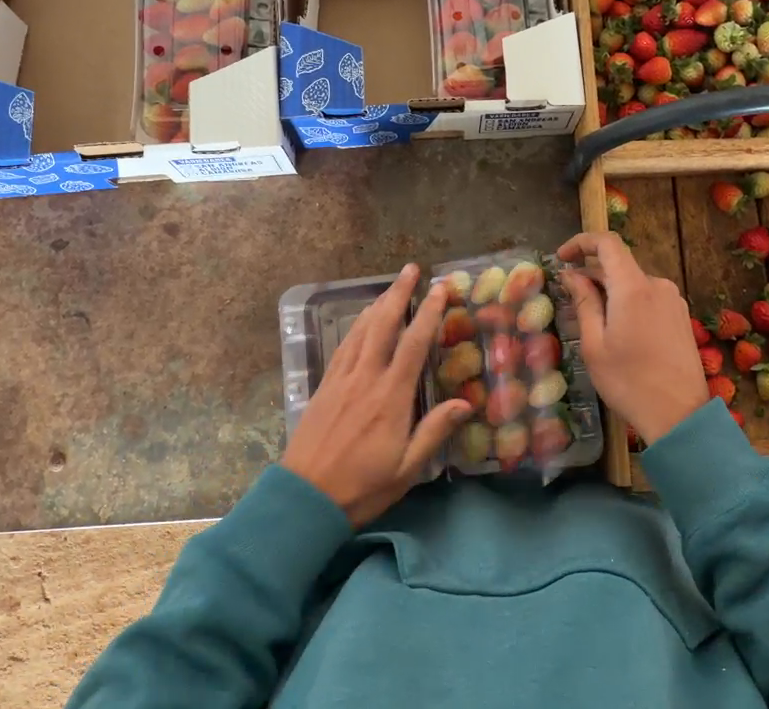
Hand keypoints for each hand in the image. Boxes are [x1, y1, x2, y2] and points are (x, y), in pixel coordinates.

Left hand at [282, 264, 470, 526]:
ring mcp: (341, 381)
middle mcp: (365, 379)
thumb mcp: (407, 468)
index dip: (427, 313)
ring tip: (391, 287)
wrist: (304, 500)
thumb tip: (465, 402)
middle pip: (383, 325)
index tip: (439, 288)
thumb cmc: (362, 488)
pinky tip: (361, 322)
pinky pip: (343, 347)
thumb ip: (434, 431)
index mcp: (390, 397)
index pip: (413, 344)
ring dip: (377, 305)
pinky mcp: (324, 388)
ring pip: (360, 331)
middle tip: (411, 269)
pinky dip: (356, 327)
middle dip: (398, 294)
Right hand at [556, 232, 707, 443]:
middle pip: (619, 265)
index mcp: (633, 287)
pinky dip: (627, 302)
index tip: (561, 258)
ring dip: (609, 291)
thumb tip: (571, 275)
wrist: (679, 415)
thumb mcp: (594, 344)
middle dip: (591, 274)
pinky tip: (617, 330)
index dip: (581, 242)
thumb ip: (584, 302)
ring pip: (633, 283)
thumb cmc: (628, 382)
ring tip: (591, 321)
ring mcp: (673, 300)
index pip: (607, 243)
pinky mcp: (680, 316)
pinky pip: (648, 297)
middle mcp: (657, 285)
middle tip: (568, 299)